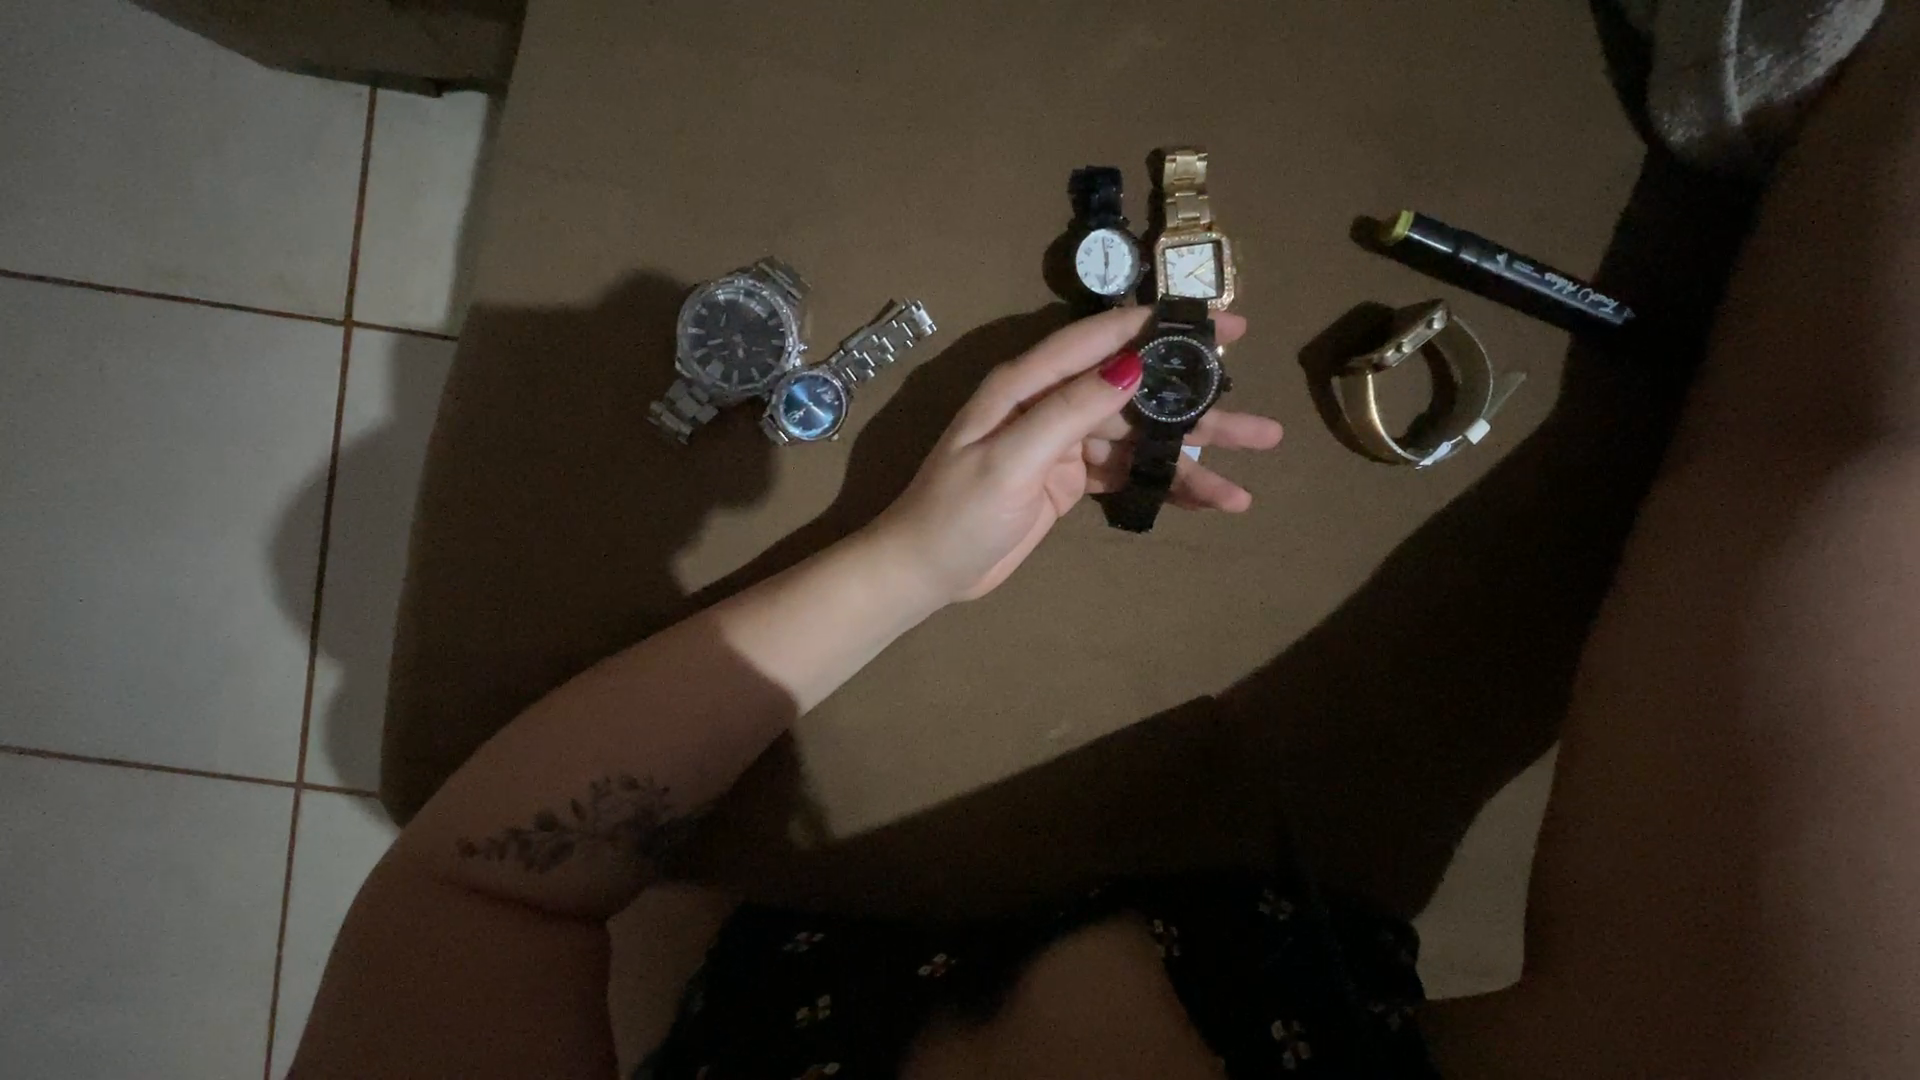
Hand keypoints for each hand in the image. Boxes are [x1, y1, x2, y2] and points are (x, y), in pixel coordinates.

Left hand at [869, 307, 1283, 603]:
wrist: (926, 570)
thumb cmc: (958, 512)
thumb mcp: (1010, 459)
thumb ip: (1069, 409)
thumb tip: (1132, 365)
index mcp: (1028, 385)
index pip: (1102, 340)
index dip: (1163, 328)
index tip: (1224, 325)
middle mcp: (1051, 404)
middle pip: (1136, 394)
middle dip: (1197, 406)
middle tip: (1262, 421)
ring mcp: (1063, 444)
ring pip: (1139, 439)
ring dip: (1192, 455)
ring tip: (1249, 473)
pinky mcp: (1069, 481)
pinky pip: (1127, 473)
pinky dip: (1165, 485)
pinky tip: (1208, 500)